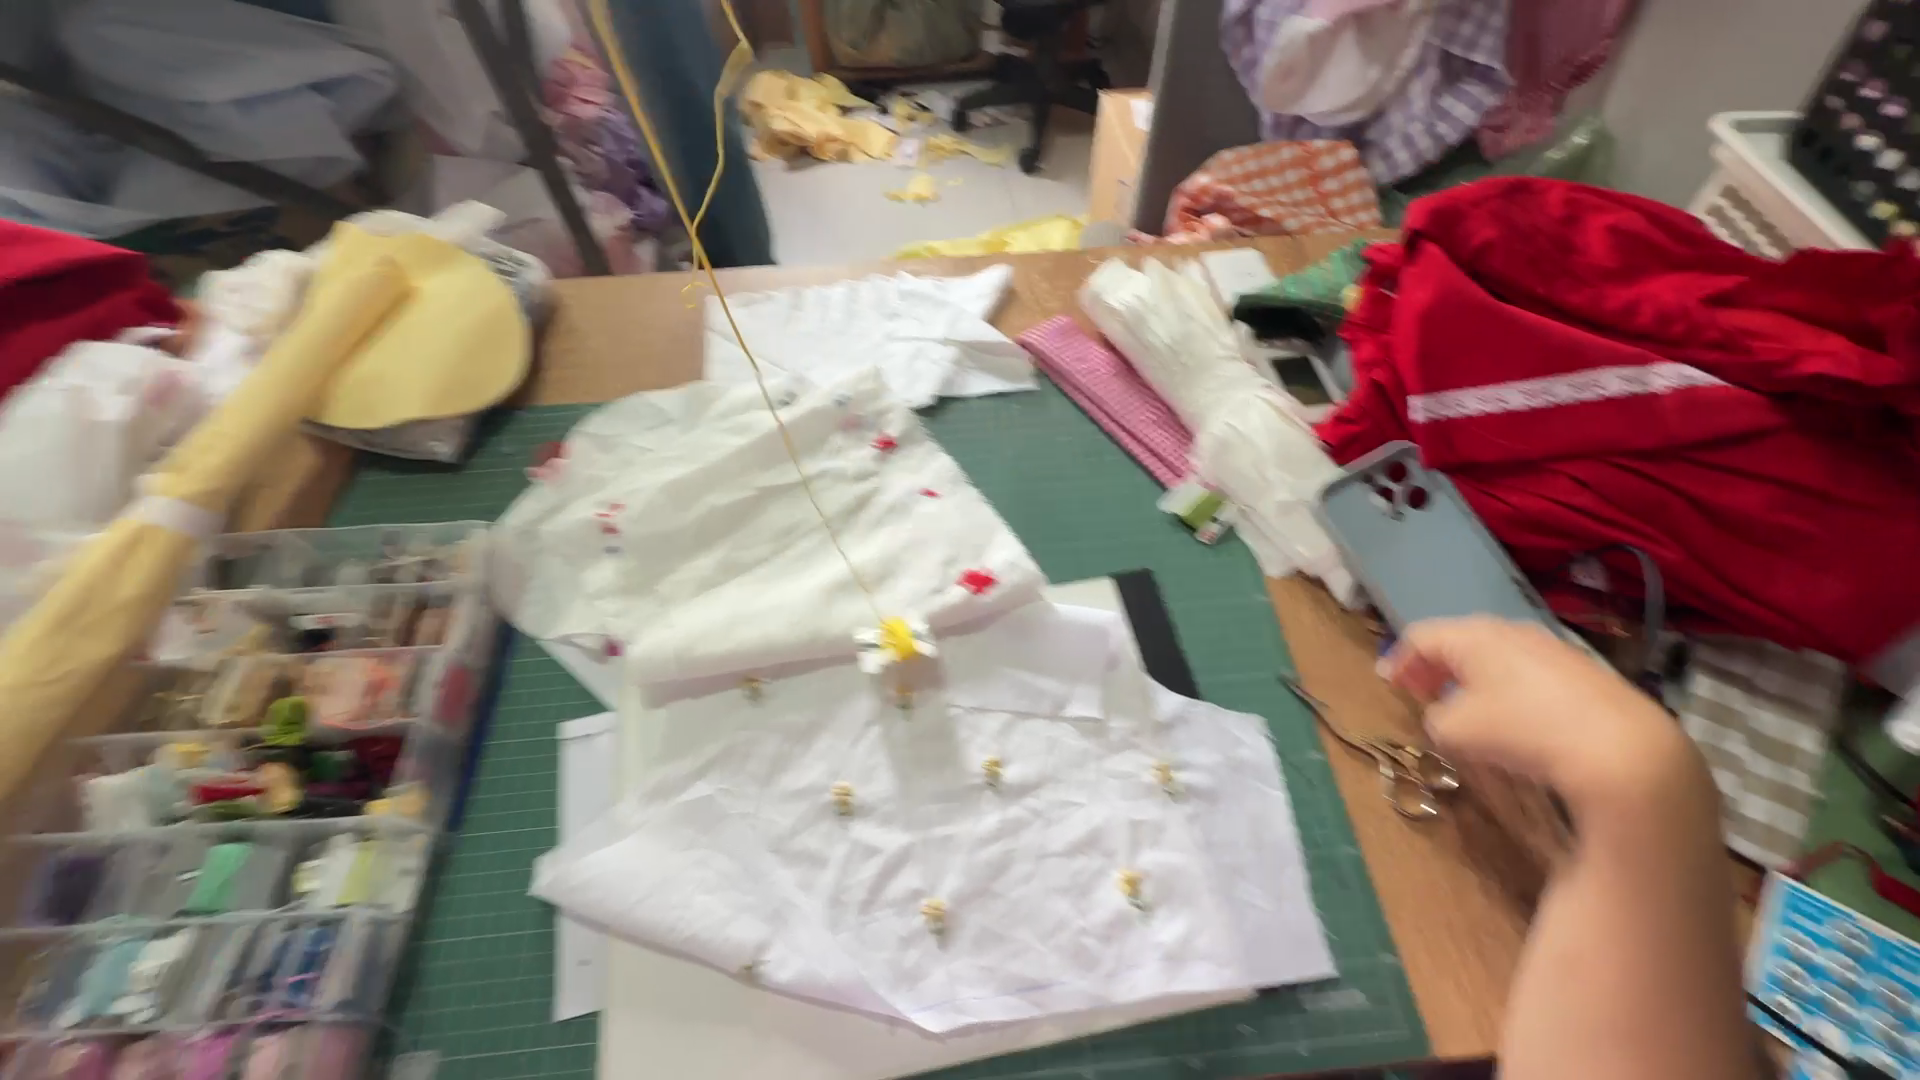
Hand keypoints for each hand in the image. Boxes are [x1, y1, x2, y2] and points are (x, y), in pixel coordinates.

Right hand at [1380, 617, 1702, 816]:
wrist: (1624, 751)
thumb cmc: (1522, 730)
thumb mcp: (1454, 730)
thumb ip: (1436, 716)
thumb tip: (1448, 715)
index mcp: (1472, 636)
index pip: (1421, 636)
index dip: (1399, 659)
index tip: (1389, 684)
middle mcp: (1510, 631)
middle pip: (1459, 640)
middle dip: (1435, 666)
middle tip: (1421, 691)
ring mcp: (1552, 648)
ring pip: (1497, 655)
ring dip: (1472, 677)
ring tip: (1464, 705)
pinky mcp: (1584, 672)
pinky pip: (1528, 672)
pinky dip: (1507, 687)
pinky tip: (1513, 716)